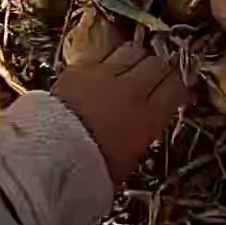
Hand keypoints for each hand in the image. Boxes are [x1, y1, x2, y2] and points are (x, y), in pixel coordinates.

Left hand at [51, 42, 188, 184]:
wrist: (44, 161)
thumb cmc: (88, 174)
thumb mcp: (128, 161)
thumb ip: (143, 132)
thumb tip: (149, 119)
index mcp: (148, 118)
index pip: (176, 86)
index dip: (180, 82)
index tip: (179, 85)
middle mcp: (132, 91)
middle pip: (158, 63)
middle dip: (160, 67)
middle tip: (156, 76)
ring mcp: (106, 75)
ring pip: (133, 50)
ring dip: (136, 58)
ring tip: (132, 66)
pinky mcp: (81, 68)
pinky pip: (105, 52)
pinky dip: (110, 57)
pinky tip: (106, 67)